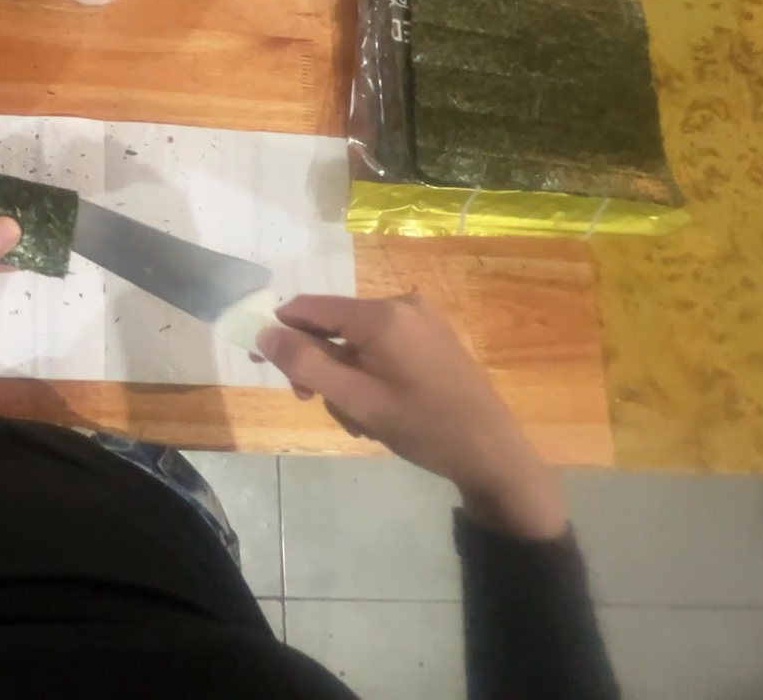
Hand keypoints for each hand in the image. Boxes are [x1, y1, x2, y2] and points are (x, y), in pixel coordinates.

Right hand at [257, 294, 568, 539]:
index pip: (308, 307)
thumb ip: (305, 363)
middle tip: (312, 400)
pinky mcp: (433, 336)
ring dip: (342, 373)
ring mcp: (421, 319)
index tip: (266, 364)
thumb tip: (264, 334)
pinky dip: (367, 370)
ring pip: (354, 338)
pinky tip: (377, 404)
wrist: (497, 457)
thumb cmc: (423, 427)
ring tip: (355, 416)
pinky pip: (380, 343)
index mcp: (381, 315)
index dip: (279, 331)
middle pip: (332, 323)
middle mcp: (400, 304)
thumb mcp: (355, 399)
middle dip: (316, 362)